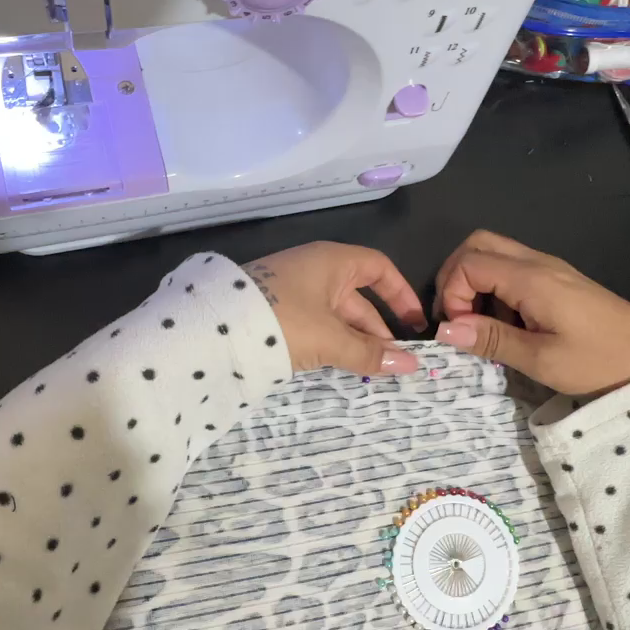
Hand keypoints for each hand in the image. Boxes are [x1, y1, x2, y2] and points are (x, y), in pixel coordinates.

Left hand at [244, 242, 426, 374]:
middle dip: (378, 328)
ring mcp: (292, 291)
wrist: (213, 329)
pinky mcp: (274, 312)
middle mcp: (313, 270)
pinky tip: (338, 365)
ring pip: (335, 314)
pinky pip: (315, 324)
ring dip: (355, 340)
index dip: (400, 293)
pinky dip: (331, 342)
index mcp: (331, 262)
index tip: (415, 322)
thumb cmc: (284, 321)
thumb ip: (370, 352)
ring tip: (370, 368)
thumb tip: (412, 364)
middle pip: (357, 297)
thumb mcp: (331, 338)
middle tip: (394, 360)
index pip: (378, 267)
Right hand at [432, 230, 629, 394]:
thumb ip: (492, 339)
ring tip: (483, 324)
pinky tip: (508, 322)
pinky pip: (513, 268)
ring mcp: (550, 267)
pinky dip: (496, 288)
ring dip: (476, 282)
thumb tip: (445, 329)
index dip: (452, 292)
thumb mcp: (541, 359)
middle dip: (455, 276)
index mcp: (531, 278)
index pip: (469, 262)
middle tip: (457, 316)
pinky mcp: (558, 279)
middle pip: (478, 244)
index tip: (460, 327)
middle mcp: (538, 262)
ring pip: (495, 253)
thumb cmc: (597, 362)